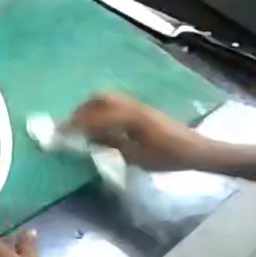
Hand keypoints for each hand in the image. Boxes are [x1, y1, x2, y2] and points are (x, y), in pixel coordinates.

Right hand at [68, 91, 220, 170]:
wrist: (196, 150)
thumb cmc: (167, 157)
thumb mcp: (136, 156)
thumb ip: (111, 143)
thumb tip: (89, 136)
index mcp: (129, 117)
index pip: (94, 118)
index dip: (74, 125)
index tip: (58, 133)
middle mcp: (131, 105)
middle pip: (99, 99)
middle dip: (80, 112)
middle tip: (70, 128)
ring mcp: (137, 105)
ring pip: (107, 99)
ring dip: (91, 109)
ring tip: (83, 126)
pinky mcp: (141, 109)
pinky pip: (115, 104)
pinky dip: (101, 111)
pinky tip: (100, 126)